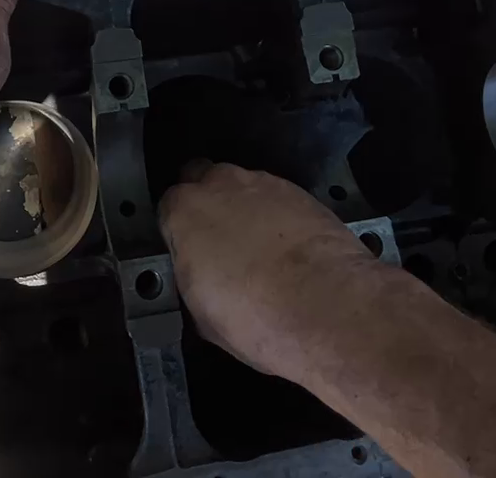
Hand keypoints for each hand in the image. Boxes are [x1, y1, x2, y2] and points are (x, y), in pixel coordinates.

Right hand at [159, 163, 382, 377]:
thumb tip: (198, 278)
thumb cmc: (257, 316)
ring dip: (243, 207)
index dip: (177, 229)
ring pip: (240, 186)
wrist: (328, 307)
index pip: (167, 206)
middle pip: (201, 178)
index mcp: (184, 212)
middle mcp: (219, 185)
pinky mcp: (298, 190)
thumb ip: (191, 279)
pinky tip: (288, 247)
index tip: (187, 251)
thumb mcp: (202, 314)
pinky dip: (277, 215)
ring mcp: (261, 182)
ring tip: (259, 248)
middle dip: (206, 202)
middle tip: (218, 240)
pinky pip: (275, 196)